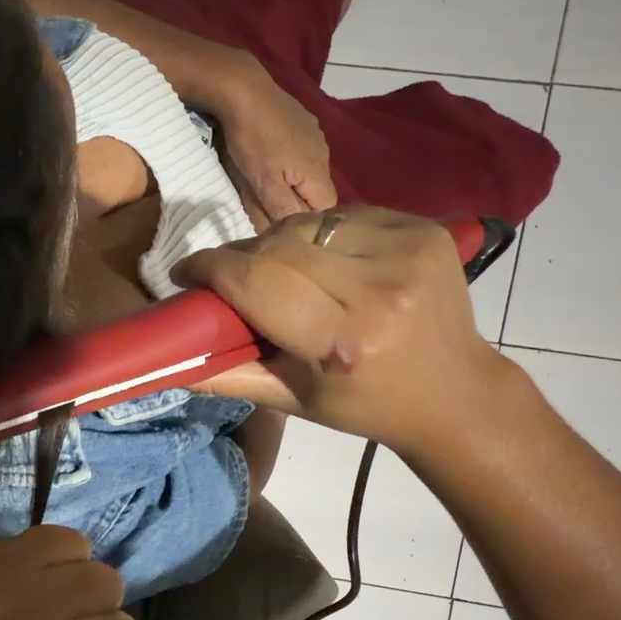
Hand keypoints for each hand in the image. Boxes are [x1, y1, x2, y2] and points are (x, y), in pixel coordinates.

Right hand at [176, 207, 519, 455]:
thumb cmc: (362, 405)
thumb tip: (167, 356)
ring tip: (270, 268)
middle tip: (223, 275)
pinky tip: (316, 257)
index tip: (184, 273)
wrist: (453, 391)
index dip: (211, 268)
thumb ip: (225, 375)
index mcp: (341, 341)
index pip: (256, 282)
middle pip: (278, 245)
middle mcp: (378, 288)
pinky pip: (343, 214)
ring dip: (275, 242)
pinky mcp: (423, 229)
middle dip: (239, 256)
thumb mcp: (288, 401)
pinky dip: (315, 232)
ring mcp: (407, 251)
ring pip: (307, 224)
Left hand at [207, 63, 336, 228]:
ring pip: (306, 174)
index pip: (326, 209)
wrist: (245, 92)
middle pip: (316, 193)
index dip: (307, 223)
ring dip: (289, 186)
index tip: (284, 230)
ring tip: (264, 187)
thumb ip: (281, 211)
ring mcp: (314, 136)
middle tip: (267, 210)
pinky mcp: (301, 125)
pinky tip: (266, 163)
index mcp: (319, 172)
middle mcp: (324, 154)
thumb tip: (293, 234)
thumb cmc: (253, 143)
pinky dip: (285, 167)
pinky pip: (298, 156)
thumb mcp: (263, 185)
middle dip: (295, 205)